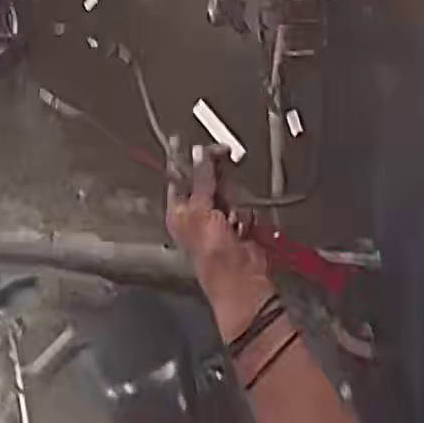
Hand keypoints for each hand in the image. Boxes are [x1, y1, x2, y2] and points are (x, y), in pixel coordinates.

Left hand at [167, 146, 271, 335]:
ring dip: (233, 202)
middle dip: (218, 183)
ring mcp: (217, 218)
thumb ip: (201, 178)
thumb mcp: (201, 210)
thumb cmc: (212, 252)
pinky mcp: (238, 223)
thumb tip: (198, 152)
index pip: (179, 176)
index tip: (191, 142)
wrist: (242, 279)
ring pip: (227, 190)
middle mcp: (196, 212)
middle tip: (222, 185)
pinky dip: (245, 215)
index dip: (185, 160)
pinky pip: (243, 205)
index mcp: (178, 210)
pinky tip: (242, 229)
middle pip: (206, 179)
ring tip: (232, 221)